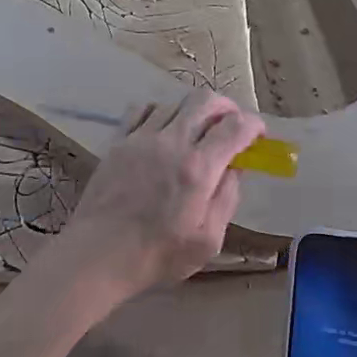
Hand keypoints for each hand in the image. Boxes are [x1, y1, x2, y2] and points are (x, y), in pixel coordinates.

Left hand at [54, 88, 264, 300]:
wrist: (97, 256)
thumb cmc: (157, 255)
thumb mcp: (208, 240)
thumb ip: (227, 199)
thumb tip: (236, 169)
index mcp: (199, 168)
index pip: (236, 126)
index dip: (254, 125)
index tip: (259, 135)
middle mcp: (172, 143)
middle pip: (206, 100)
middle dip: (227, 107)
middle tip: (232, 125)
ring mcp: (141, 138)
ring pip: (176, 102)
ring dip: (194, 112)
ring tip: (197, 132)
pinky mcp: (118, 142)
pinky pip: (143, 109)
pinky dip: (161, 112)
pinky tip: (163, 131)